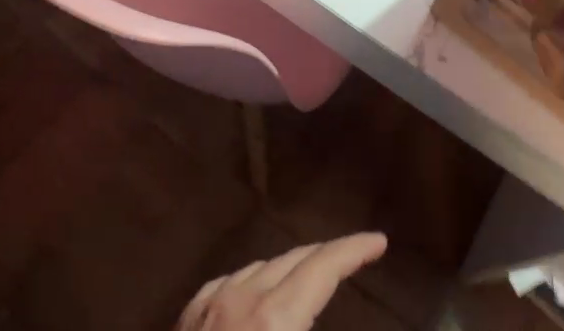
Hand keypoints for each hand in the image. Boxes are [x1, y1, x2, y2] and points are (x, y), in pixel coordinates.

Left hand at [176, 233, 386, 330]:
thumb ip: (310, 328)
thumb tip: (320, 319)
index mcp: (273, 318)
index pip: (322, 267)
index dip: (352, 250)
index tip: (379, 242)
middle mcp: (241, 299)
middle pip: (292, 260)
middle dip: (325, 256)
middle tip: (352, 258)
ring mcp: (206, 308)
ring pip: (258, 268)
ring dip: (290, 268)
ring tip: (310, 277)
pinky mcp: (184, 322)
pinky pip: (225, 285)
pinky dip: (251, 281)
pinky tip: (253, 292)